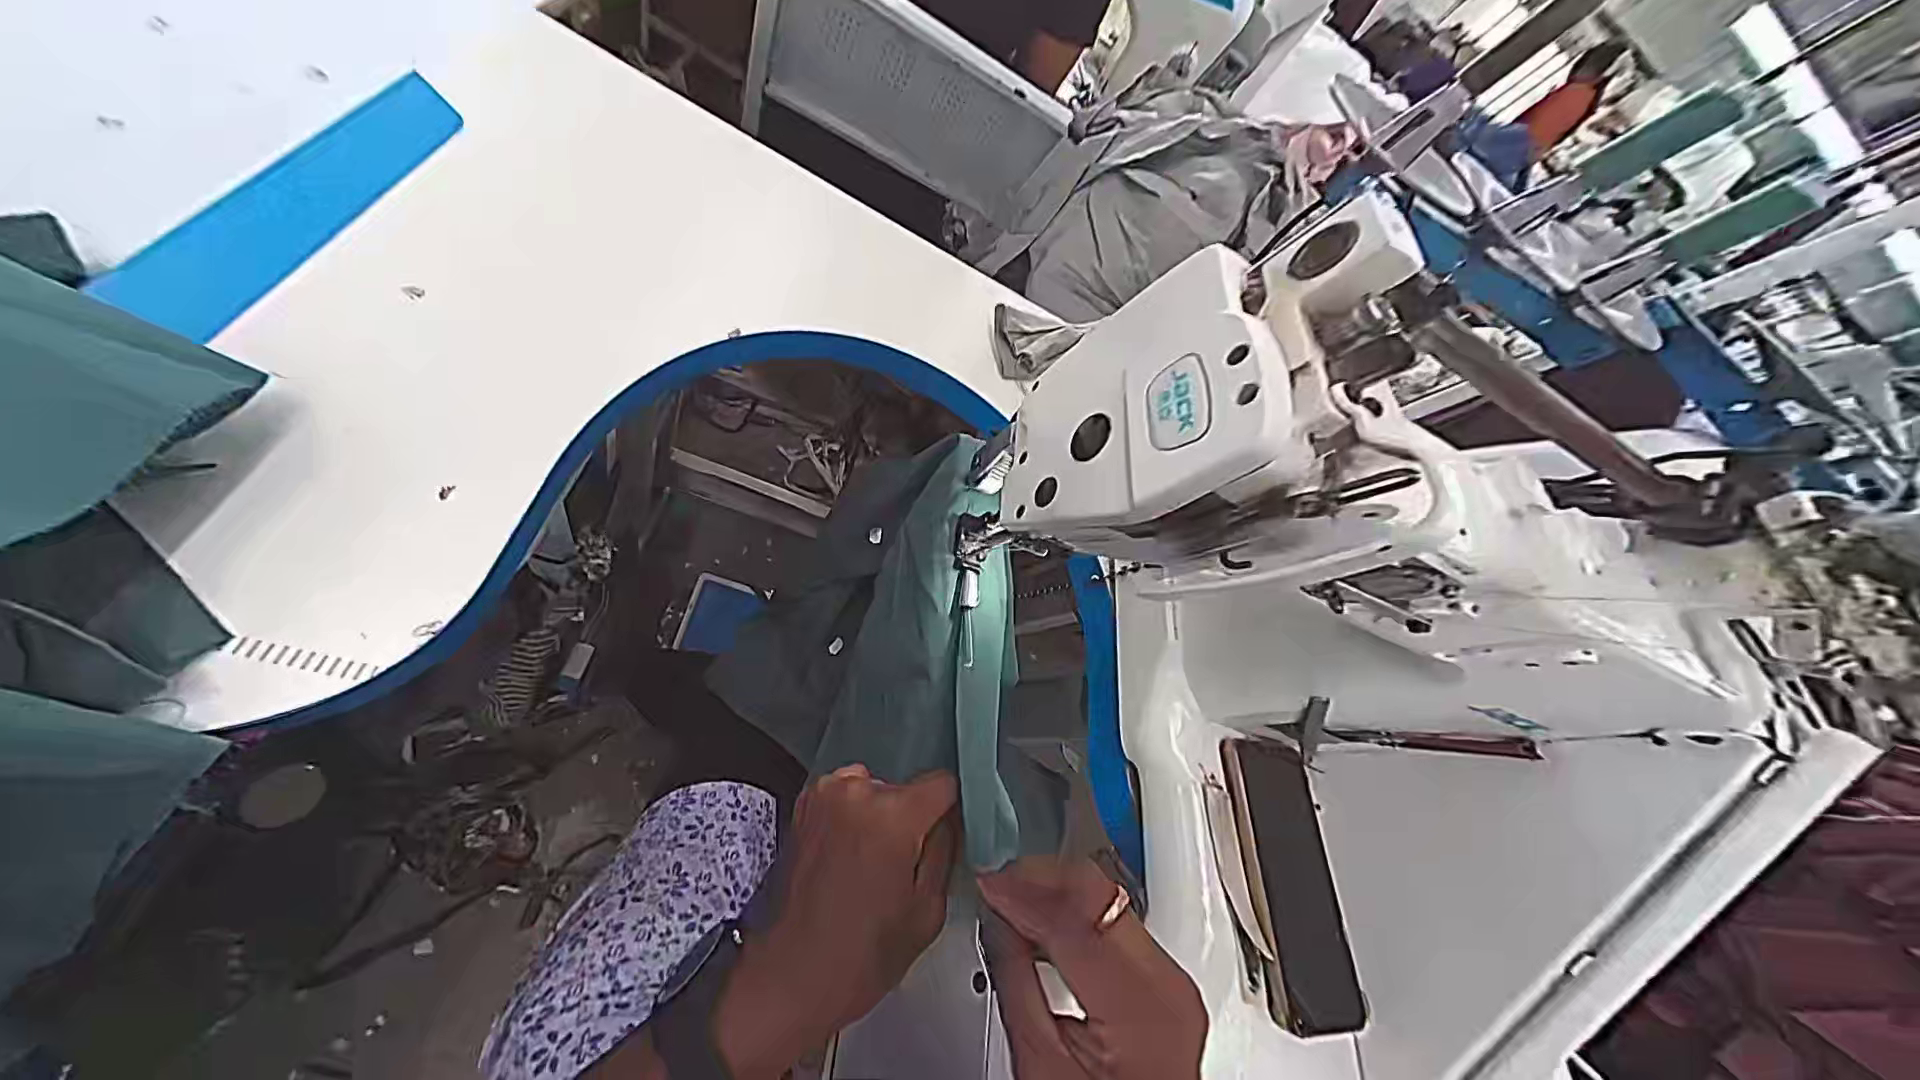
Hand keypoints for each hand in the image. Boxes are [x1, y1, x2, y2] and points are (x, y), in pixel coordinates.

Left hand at [714, 766, 959, 1077]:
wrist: (793, 974)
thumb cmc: (858, 955)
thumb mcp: (928, 909)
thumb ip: (946, 849)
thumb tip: (951, 818)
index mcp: (893, 816)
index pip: (944, 783)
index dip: (951, 808)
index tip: (948, 829)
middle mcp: (857, 792)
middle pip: (908, 789)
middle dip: (913, 818)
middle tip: (902, 862)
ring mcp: (826, 793)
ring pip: (878, 789)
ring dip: (881, 814)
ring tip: (871, 862)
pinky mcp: (806, 803)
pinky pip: (848, 794)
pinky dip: (854, 815)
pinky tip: (849, 855)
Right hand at [979, 857, 1206, 1079]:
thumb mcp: (1040, 1064)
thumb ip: (1015, 978)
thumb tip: (996, 917)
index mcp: (1141, 1007)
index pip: (1078, 913)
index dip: (1028, 886)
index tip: (991, 878)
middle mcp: (1166, 984)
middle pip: (1097, 896)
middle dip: (1039, 879)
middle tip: (996, 877)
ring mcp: (1170, 978)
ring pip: (1105, 898)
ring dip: (1053, 887)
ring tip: (1010, 890)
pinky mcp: (1163, 976)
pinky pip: (1114, 919)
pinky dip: (1072, 907)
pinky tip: (1040, 909)